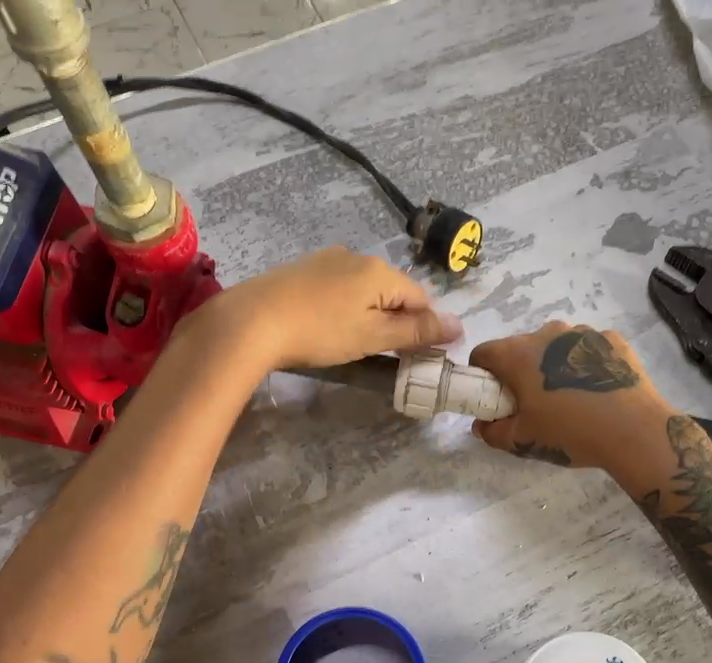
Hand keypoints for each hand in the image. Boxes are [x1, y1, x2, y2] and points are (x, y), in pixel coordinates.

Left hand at [183, 247, 461, 372]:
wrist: (251, 322)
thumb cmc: (320, 332)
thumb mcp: (373, 337)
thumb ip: (416, 331)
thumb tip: (459, 325)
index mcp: (380, 271)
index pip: (421, 298)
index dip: (425, 328)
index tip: (415, 357)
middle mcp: (357, 256)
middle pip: (393, 291)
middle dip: (396, 320)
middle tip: (382, 354)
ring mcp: (327, 260)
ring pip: (364, 289)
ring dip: (369, 314)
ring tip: (352, 343)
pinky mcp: (302, 270)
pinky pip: (338, 288)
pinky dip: (344, 308)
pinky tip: (327, 327)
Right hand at [470, 322, 675, 470]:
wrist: (634, 430)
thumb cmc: (570, 433)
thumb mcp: (524, 440)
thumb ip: (493, 432)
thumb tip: (481, 425)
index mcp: (519, 355)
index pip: (484, 353)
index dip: (482, 375)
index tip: (494, 397)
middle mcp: (548, 333)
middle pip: (521, 348)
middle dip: (519, 372)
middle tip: (532, 404)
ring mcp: (583, 333)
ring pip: (556, 346)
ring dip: (553, 366)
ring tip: (570, 398)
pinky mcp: (612, 340)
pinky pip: (587, 349)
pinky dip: (584, 365)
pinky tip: (596, 391)